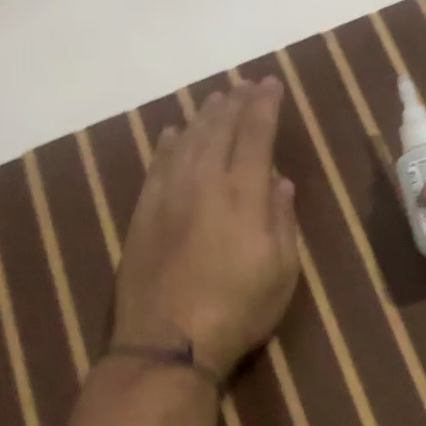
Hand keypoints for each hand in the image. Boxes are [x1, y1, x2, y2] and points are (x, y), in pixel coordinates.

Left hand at [111, 78, 299, 377]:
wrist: (167, 341)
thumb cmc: (238, 308)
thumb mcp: (282, 270)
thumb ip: (281, 220)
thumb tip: (279, 182)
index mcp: (243, 193)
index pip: (256, 134)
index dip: (265, 106)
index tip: (272, 84)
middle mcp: (204, 182)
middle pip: (220, 129)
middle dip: (236, 103)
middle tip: (246, 84)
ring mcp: (168, 195)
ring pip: (188, 141)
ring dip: (204, 116)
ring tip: (216, 98)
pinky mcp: (143, 213)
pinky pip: (157, 165)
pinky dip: (169, 143)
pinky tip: (175, 132)